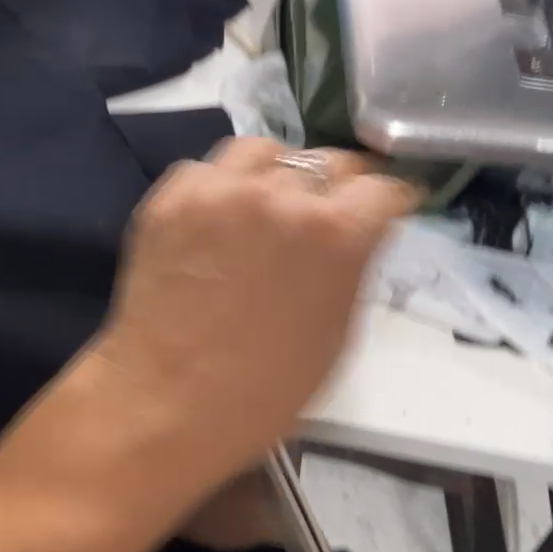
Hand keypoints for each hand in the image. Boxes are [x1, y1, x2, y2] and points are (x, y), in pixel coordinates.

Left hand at [91, 138, 417, 491]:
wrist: (166, 399)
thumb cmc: (264, 388)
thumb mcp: (337, 330)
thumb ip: (350, 263)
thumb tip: (352, 232)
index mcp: (335, 232)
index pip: (381, 188)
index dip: (386, 202)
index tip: (383, 210)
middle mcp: (277, 195)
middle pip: (324, 163)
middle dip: (335, 188)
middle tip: (325, 213)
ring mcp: (216, 191)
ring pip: (261, 152)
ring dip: (275, 174)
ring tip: (267, 205)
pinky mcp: (168, 198)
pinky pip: (205, 170)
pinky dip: (219, 186)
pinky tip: (217, 218)